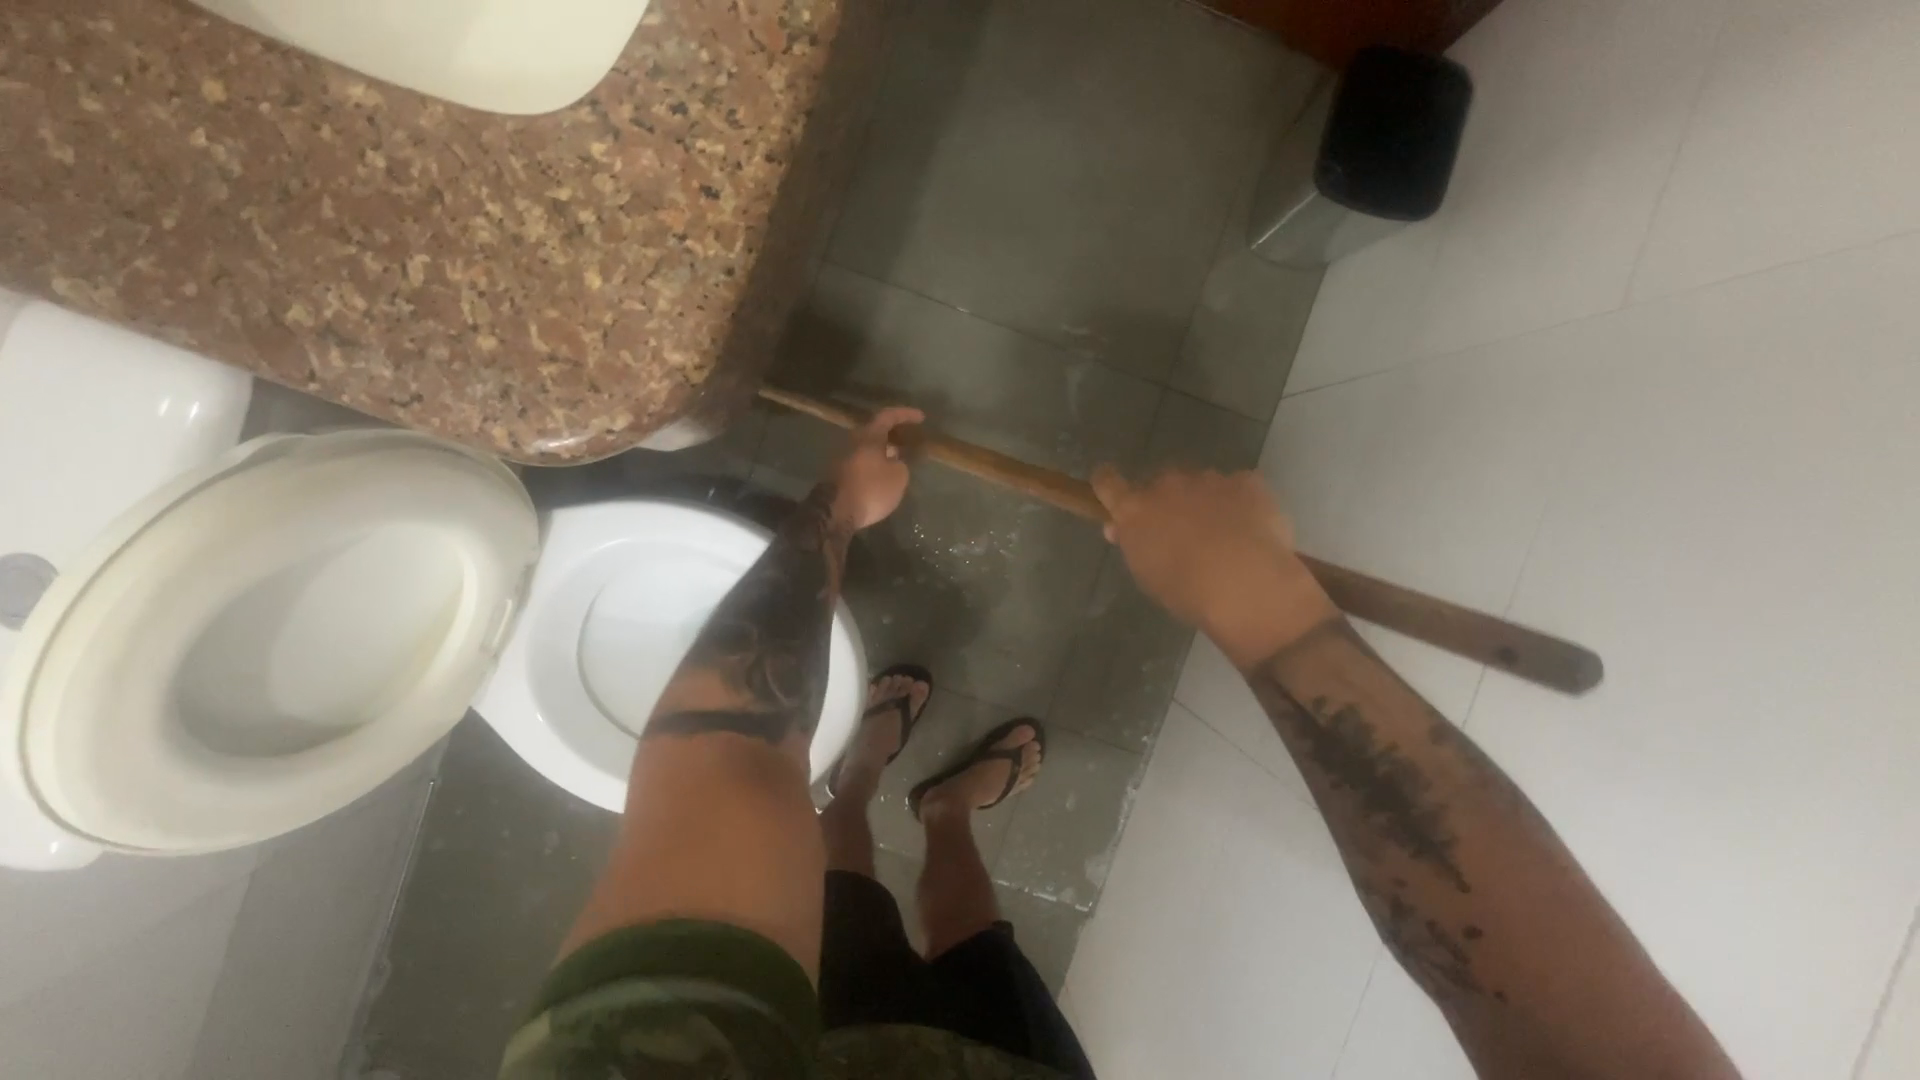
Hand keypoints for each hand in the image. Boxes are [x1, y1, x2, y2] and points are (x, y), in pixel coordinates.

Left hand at [828, 406, 924, 529]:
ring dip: (883, 451)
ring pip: (866, 448)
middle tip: (908, 440)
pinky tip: (883, 476)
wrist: (834, 512)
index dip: (905, 414)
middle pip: (875, 431)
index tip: (921, 417)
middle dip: (893, 435)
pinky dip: (874, 464)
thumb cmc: (871, 489)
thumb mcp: (898, 477)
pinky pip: (860, 462)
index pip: (888, 416)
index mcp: (868, 436)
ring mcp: (842, 458)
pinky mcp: (837, 475)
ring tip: (898, 460)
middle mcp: (852, 442)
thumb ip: (901, 464)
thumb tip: (894, 461)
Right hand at [1091, 466, 1337, 669]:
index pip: (1107, 483)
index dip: (1108, 484)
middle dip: (1167, 501)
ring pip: (1201, 484)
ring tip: (1224, 537)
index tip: (1113, 493)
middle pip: (1160, 483)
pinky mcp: (1245, 481)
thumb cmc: (1186, 591)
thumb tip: (1120, 528)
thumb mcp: (1147, 575)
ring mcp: (1208, 479)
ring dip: (1205, 501)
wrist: (1246, 583)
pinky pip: (1237, 487)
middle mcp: (1167, 484)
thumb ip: (1133, 545)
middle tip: (1181, 532)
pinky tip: (1251, 530)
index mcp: (1135, 510)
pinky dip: (1240, 503)